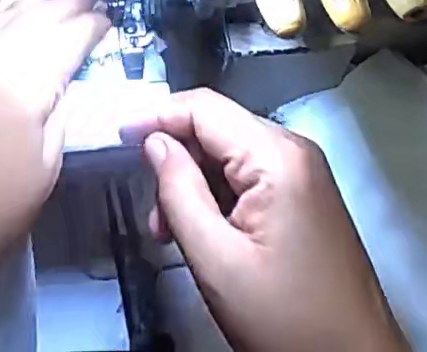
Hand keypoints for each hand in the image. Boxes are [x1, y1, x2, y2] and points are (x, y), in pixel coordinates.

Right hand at [132, 89, 407, 351]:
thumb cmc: (289, 319)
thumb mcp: (219, 262)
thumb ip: (180, 193)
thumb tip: (155, 143)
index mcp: (277, 155)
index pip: (207, 108)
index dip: (159, 114)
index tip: (120, 132)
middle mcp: (294, 148)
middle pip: (220, 127)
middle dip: (178, 158)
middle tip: (153, 212)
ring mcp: (303, 168)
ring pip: (232, 151)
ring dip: (196, 181)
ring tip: (174, 232)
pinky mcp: (305, 190)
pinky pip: (252, 172)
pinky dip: (221, 193)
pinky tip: (206, 231)